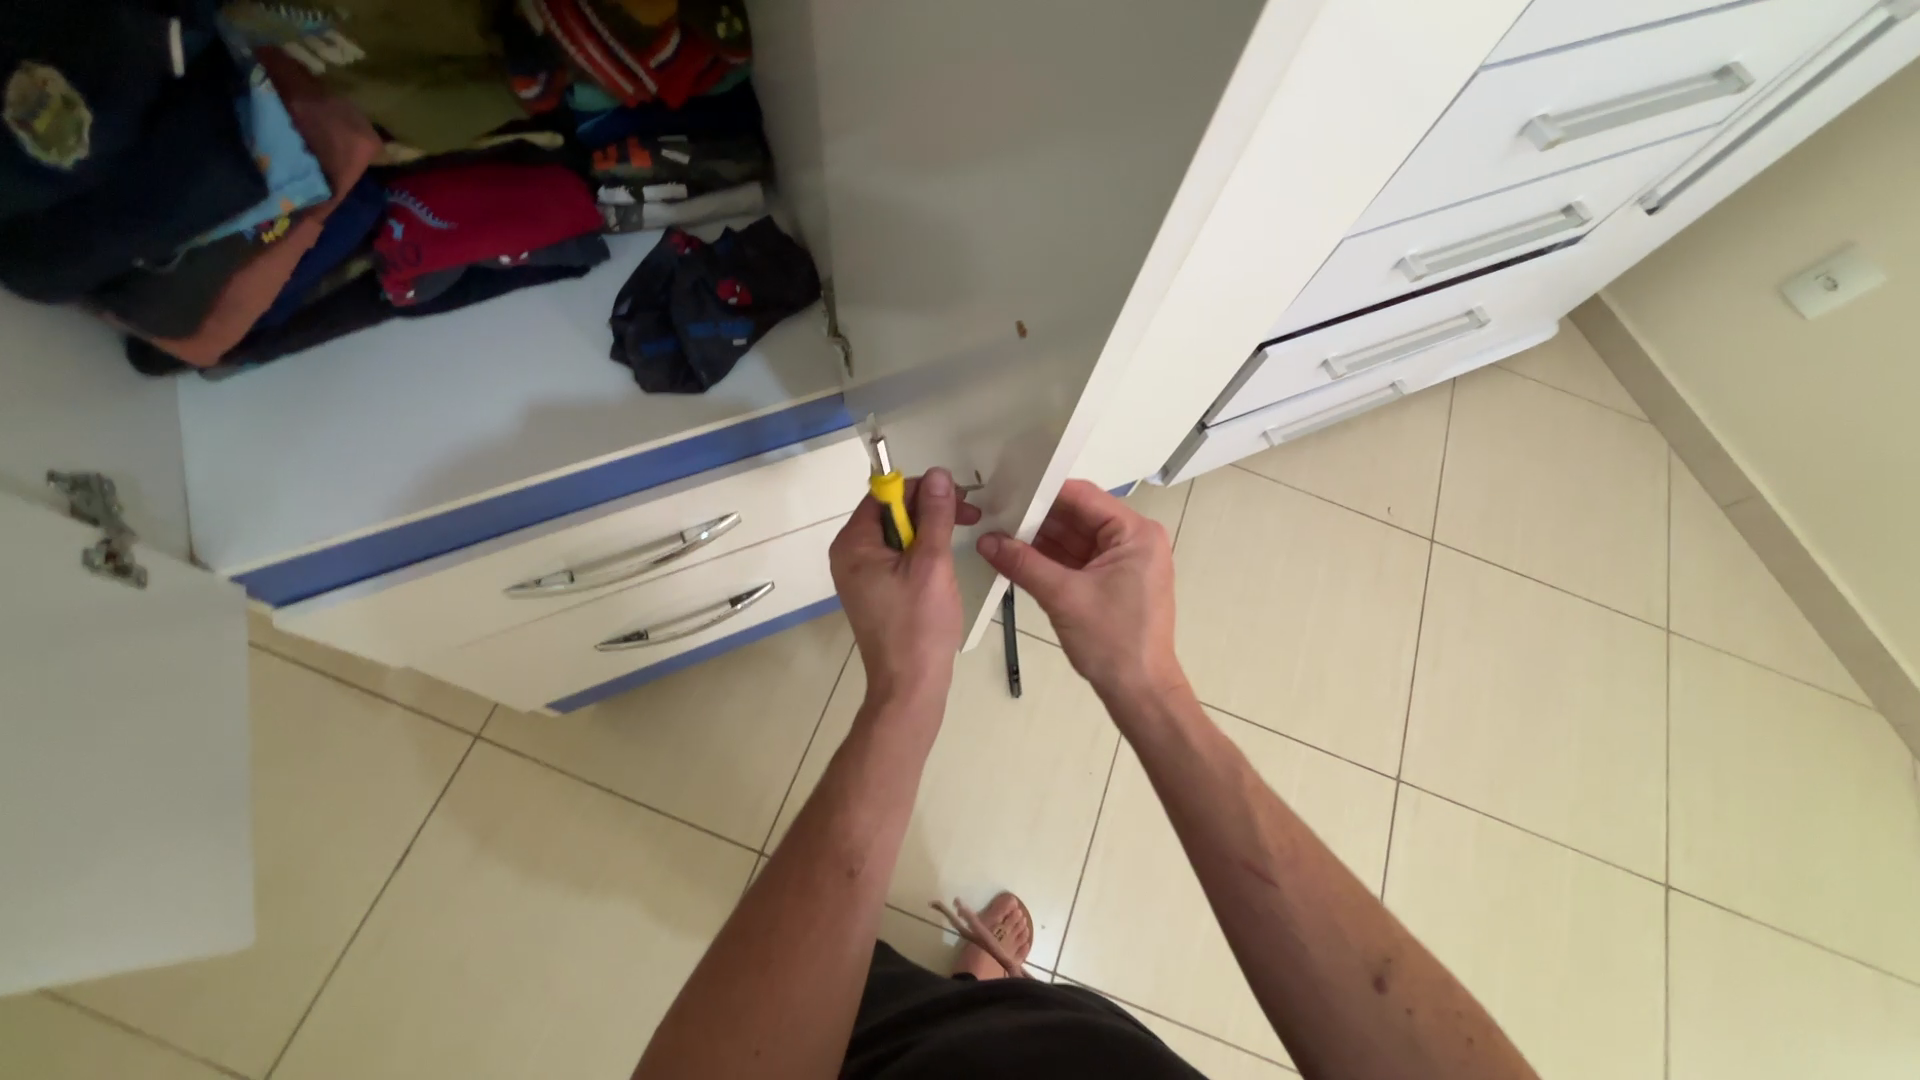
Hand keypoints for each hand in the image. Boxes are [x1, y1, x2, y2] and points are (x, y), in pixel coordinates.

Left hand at [829, 467, 982, 705]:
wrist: (910, 686)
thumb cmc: (919, 625)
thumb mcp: (931, 563)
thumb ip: (935, 516)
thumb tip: (938, 473)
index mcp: (853, 544)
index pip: (885, 494)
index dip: (923, 489)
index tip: (960, 498)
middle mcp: (849, 555)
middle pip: (891, 513)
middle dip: (930, 509)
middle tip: (970, 516)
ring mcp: (861, 575)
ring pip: (898, 535)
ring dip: (930, 530)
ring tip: (964, 535)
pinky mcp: (875, 591)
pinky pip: (898, 558)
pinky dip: (923, 552)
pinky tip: (945, 560)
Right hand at [976, 480, 1184, 702]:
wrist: (1139, 692)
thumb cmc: (1114, 643)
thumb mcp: (1063, 596)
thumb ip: (1023, 563)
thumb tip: (987, 541)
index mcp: (1136, 533)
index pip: (1084, 497)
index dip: (1044, 491)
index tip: (1008, 487)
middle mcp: (1134, 541)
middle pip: (1078, 516)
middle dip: (1037, 517)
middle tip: (996, 510)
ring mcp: (1123, 563)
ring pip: (1074, 539)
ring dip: (1040, 539)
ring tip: (999, 532)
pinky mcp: (1111, 582)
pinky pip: (1076, 560)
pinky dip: (1049, 559)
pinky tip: (1016, 555)